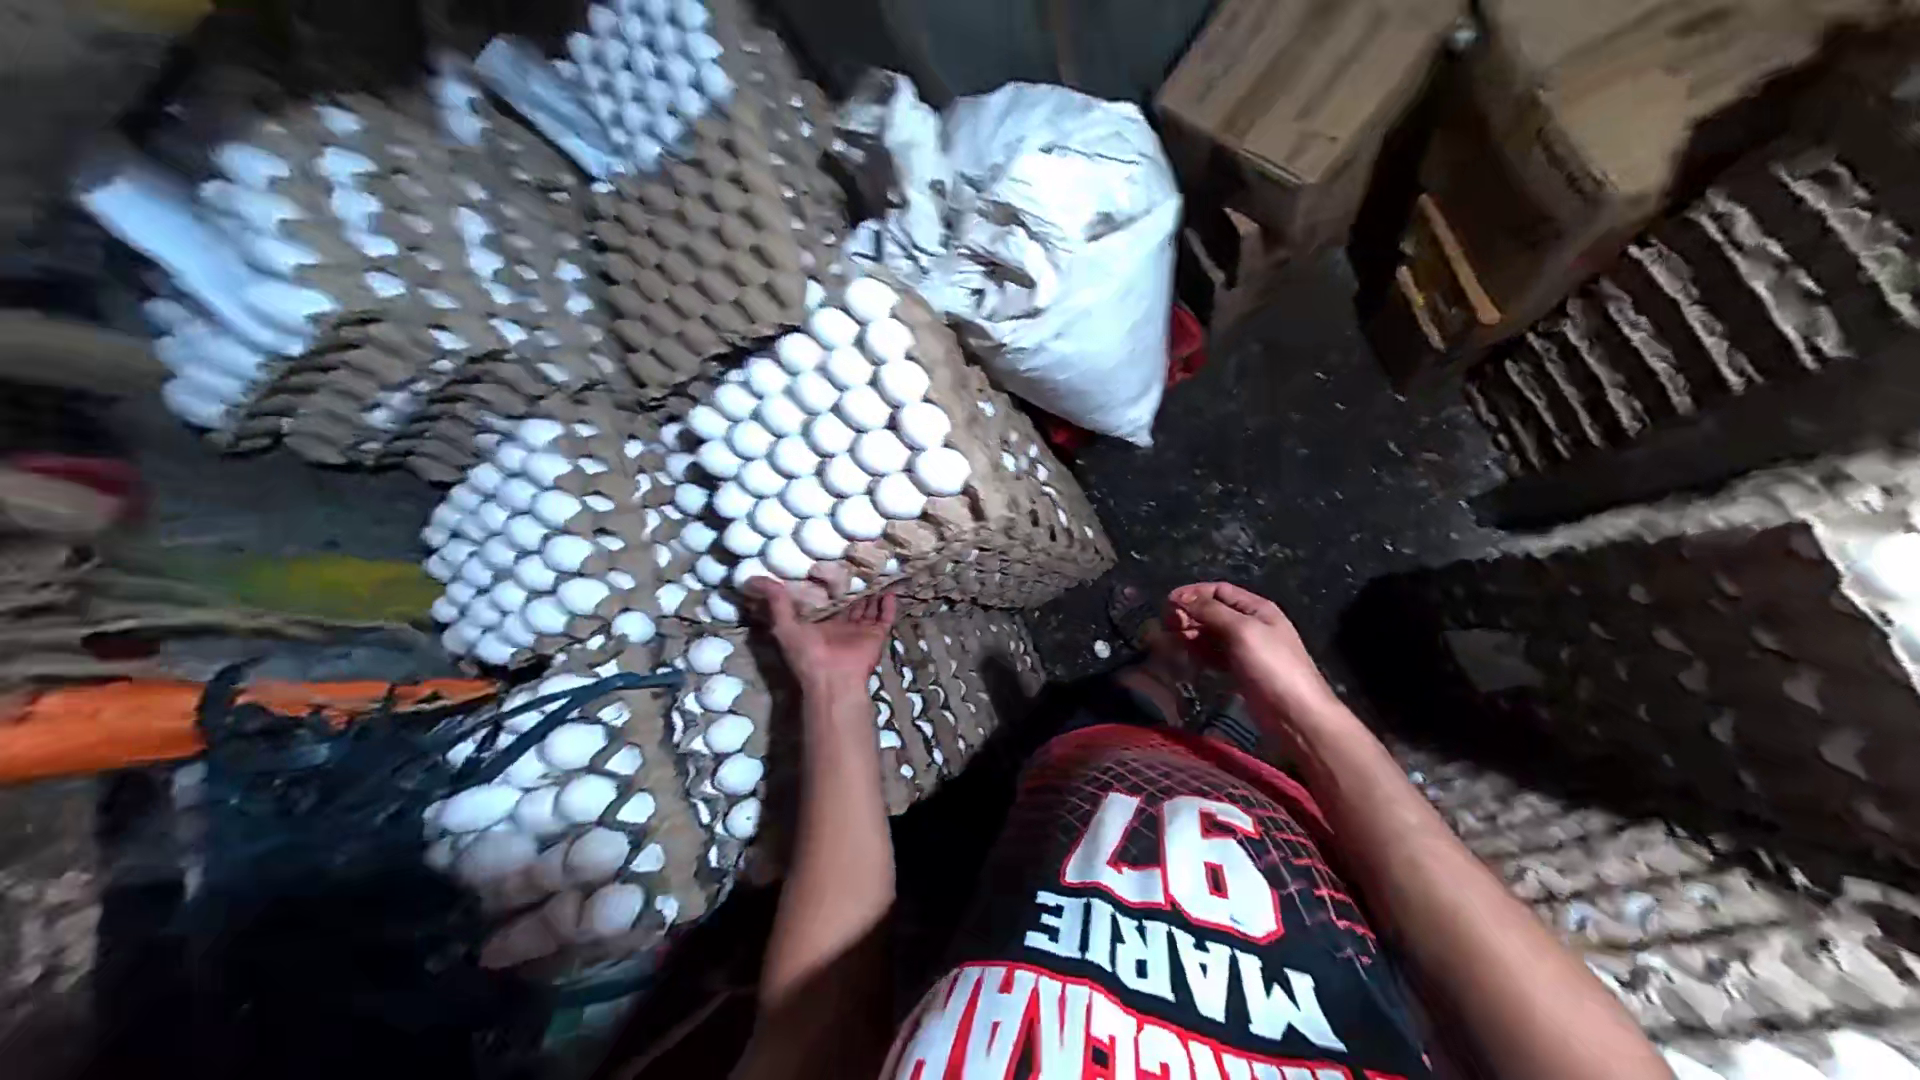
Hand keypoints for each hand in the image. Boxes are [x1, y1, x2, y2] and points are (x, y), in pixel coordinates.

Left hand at [749, 579, 896, 698]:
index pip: (826, 604)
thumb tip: (753, 578)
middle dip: (855, 589)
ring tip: (879, 574)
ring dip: (873, 594)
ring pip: (869, 609)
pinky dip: (889, 605)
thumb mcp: (784, 626)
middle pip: (850, 605)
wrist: (834, 679)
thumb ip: (775, 603)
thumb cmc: (807, 654)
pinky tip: (891, 590)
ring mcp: (860, 632)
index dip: (828, 588)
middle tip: (860, 567)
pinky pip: (885, 618)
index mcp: (820, 626)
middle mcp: (841, 628)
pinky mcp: (876, 635)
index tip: (830, 567)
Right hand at [1166, 583, 1336, 717]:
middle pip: (1212, 612)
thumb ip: (1211, 611)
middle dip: (1189, 615)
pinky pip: (1213, 655)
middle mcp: (1250, 625)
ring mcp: (1245, 649)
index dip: (1193, 594)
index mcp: (1256, 609)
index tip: (1168, 604)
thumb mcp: (1242, 630)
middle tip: (1167, 626)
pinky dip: (1198, 653)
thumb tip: (1181, 597)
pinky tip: (1187, 658)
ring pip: (1210, 634)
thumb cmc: (1271, 666)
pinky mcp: (1239, 671)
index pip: (1219, 591)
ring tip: (1172, 641)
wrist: (1295, 714)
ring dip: (1190, 634)